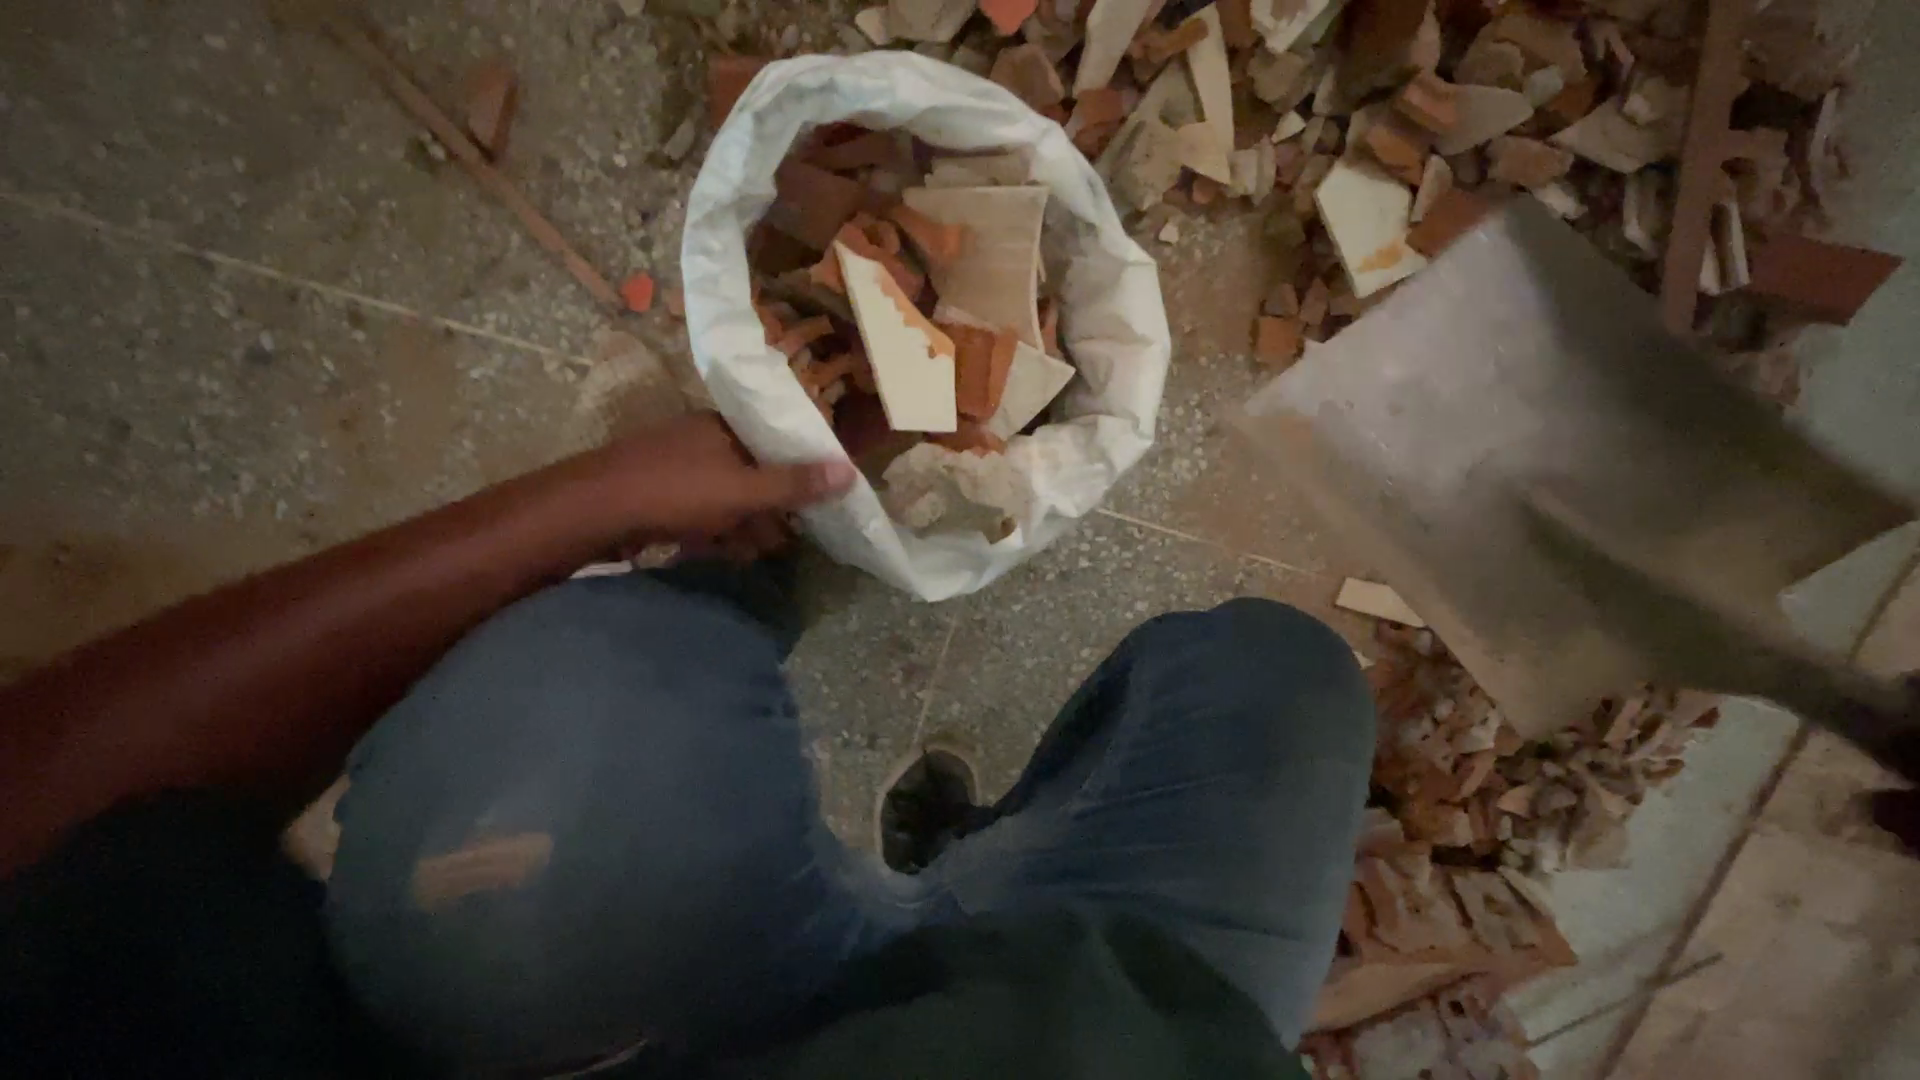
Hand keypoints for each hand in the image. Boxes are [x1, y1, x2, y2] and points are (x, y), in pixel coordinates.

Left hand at [586, 412, 855, 542]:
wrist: (590, 512)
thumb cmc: (675, 491)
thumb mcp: (743, 490)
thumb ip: (794, 483)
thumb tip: (850, 471)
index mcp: (723, 427)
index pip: (775, 440)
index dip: (799, 470)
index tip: (817, 500)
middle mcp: (700, 439)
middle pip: (752, 471)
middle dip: (772, 506)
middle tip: (789, 537)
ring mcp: (674, 466)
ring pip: (724, 494)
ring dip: (745, 524)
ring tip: (761, 552)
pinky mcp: (654, 494)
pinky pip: (698, 510)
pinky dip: (715, 530)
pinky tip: (724, 552)